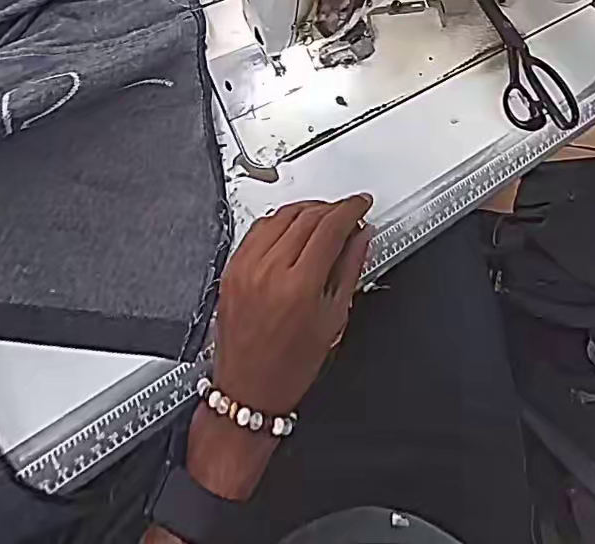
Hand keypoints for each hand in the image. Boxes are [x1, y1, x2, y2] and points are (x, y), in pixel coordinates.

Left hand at [212, 195, 372, 415]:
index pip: (330, 226)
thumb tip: (362, 235)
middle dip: (333, 208)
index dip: (351, 209)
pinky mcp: (232, 266)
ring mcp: (246, 266)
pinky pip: (258, 227)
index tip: (361, 204)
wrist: (248, 390)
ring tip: (323, 217)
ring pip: (282, 214)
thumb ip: (351, 268)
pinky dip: (280, 220)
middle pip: (308, 216)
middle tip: (347, 213)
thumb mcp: (334, 318)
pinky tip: (292, 226)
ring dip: (307, 209)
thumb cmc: (290, 366)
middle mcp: (269, 270)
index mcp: (299, 285)